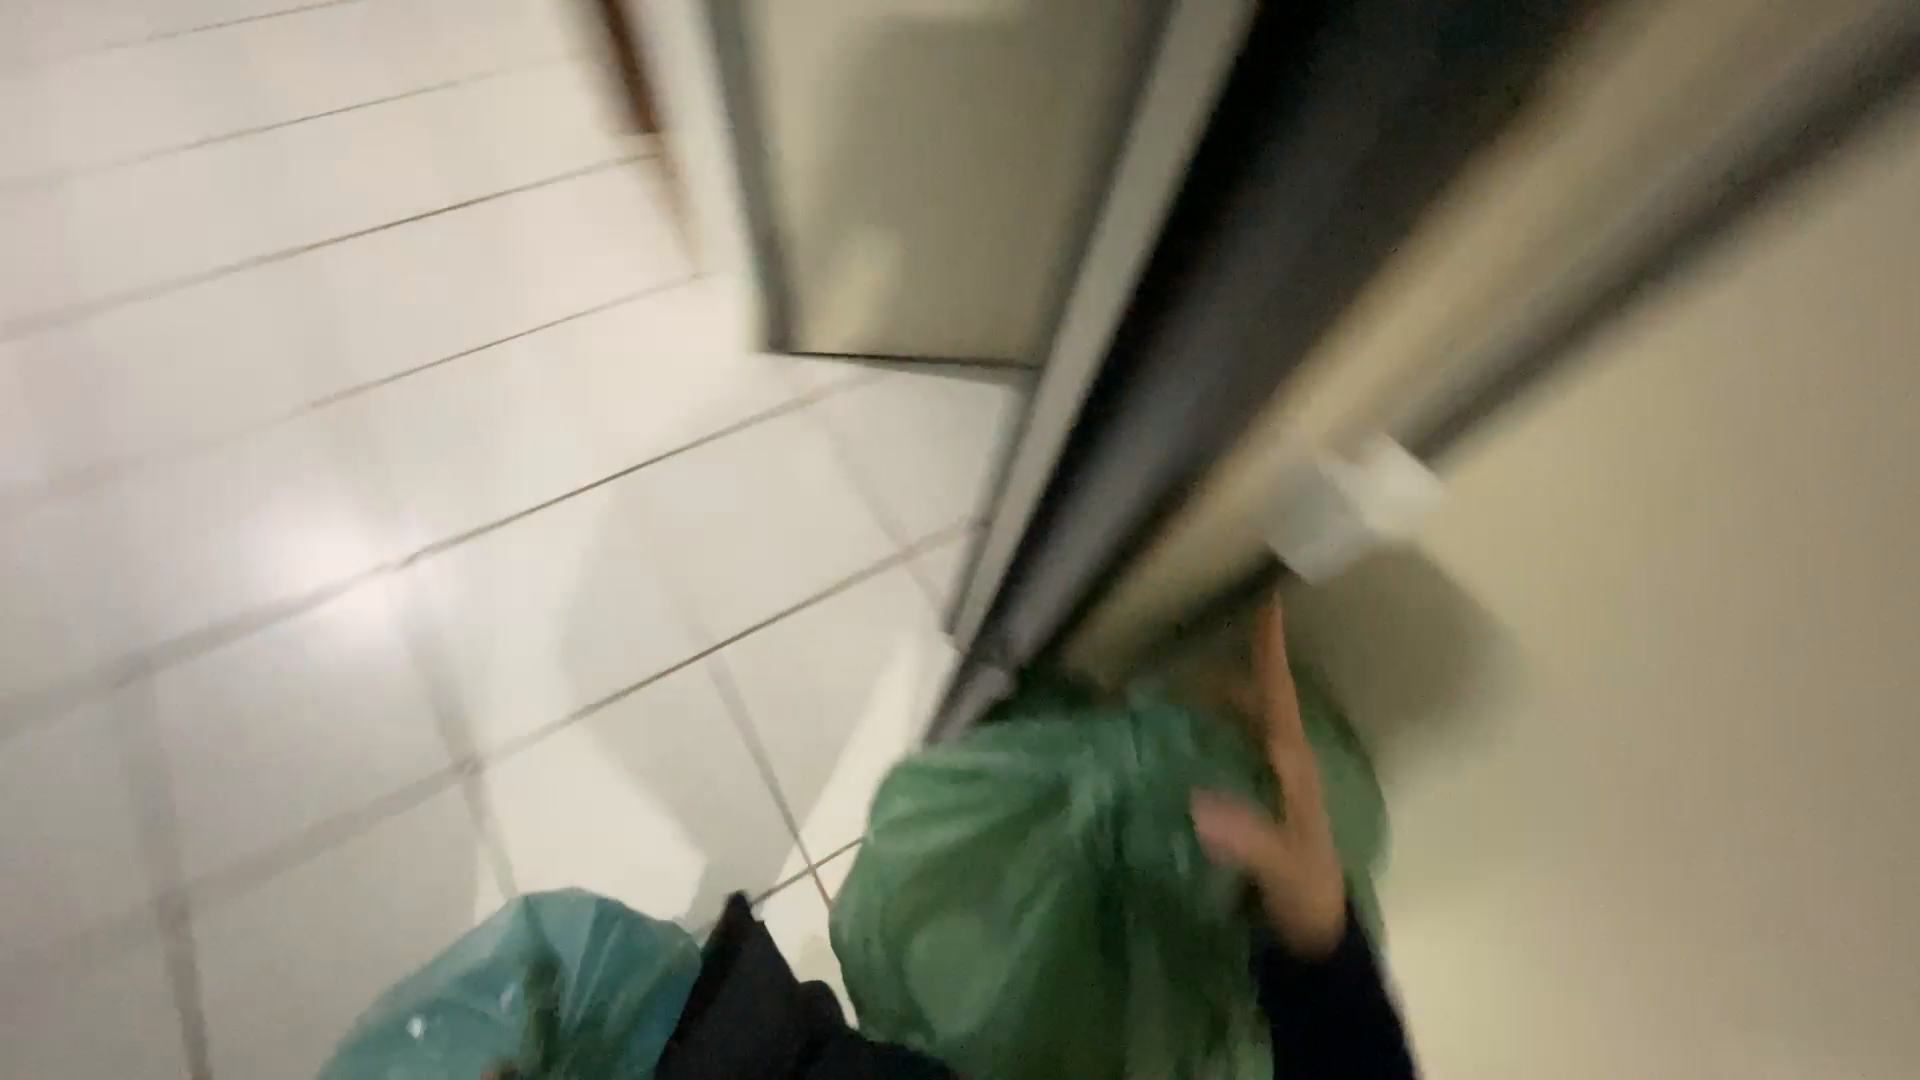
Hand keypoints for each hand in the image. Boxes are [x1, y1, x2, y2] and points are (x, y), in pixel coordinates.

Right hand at [1191, 597, 1347, 956]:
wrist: (1315, 928)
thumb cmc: (1304, 891)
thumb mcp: (1280, 867)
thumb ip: (1247, 837)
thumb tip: (1198, 803)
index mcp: (1291, 762)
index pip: (1277, 693)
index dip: (1270, 650)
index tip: (1267, 602)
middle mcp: (1283, 757)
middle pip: (1262, 694)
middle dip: (1245, 657)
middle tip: (1207, 629)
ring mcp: (1271, 774)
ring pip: (1248, 713)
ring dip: (1225, 686)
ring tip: (1182, 670)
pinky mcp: (1257, 790)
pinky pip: (1234, 737)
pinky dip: (1213, 718)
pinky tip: (1186, 722)